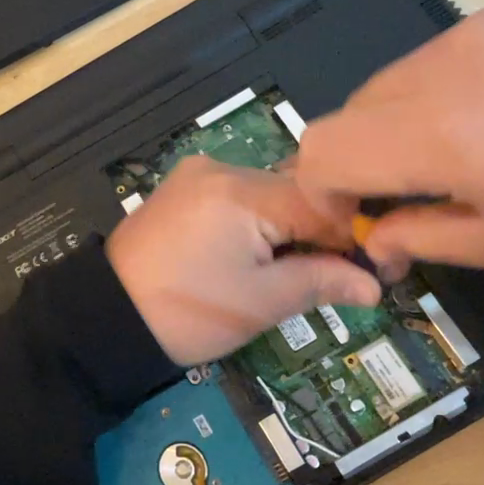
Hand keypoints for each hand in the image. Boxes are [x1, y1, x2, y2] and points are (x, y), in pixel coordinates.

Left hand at [106, 156, 379, 364]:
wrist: (106, 316)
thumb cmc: (187, 313)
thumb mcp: (260, 303)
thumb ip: (320, 282)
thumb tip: (374, 282)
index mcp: (241, 191)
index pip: (321, 201)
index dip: (352, 234)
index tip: (377, 266)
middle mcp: (220, 168)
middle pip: (295, 190)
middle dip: (320, 229)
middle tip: (341, 272)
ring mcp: (197, 174)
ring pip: (268, 191)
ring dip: (289, 224)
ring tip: (300, 267)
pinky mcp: (182, 187)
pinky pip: (237, 195)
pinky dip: (258, 219)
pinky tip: (263, 251)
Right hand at [295, 0, 483, 274]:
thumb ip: (427, 237)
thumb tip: (377, 238)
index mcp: (442, 133)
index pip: (322, 148)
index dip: (319, 191)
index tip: (356, 219)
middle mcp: (444, 65)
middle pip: (351, 111)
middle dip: (361, 160)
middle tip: (412, 199)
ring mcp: (480, 27)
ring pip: (394, 81)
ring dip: (401, 126)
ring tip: (470, 159)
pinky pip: (444, 57)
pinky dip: (443, 94)